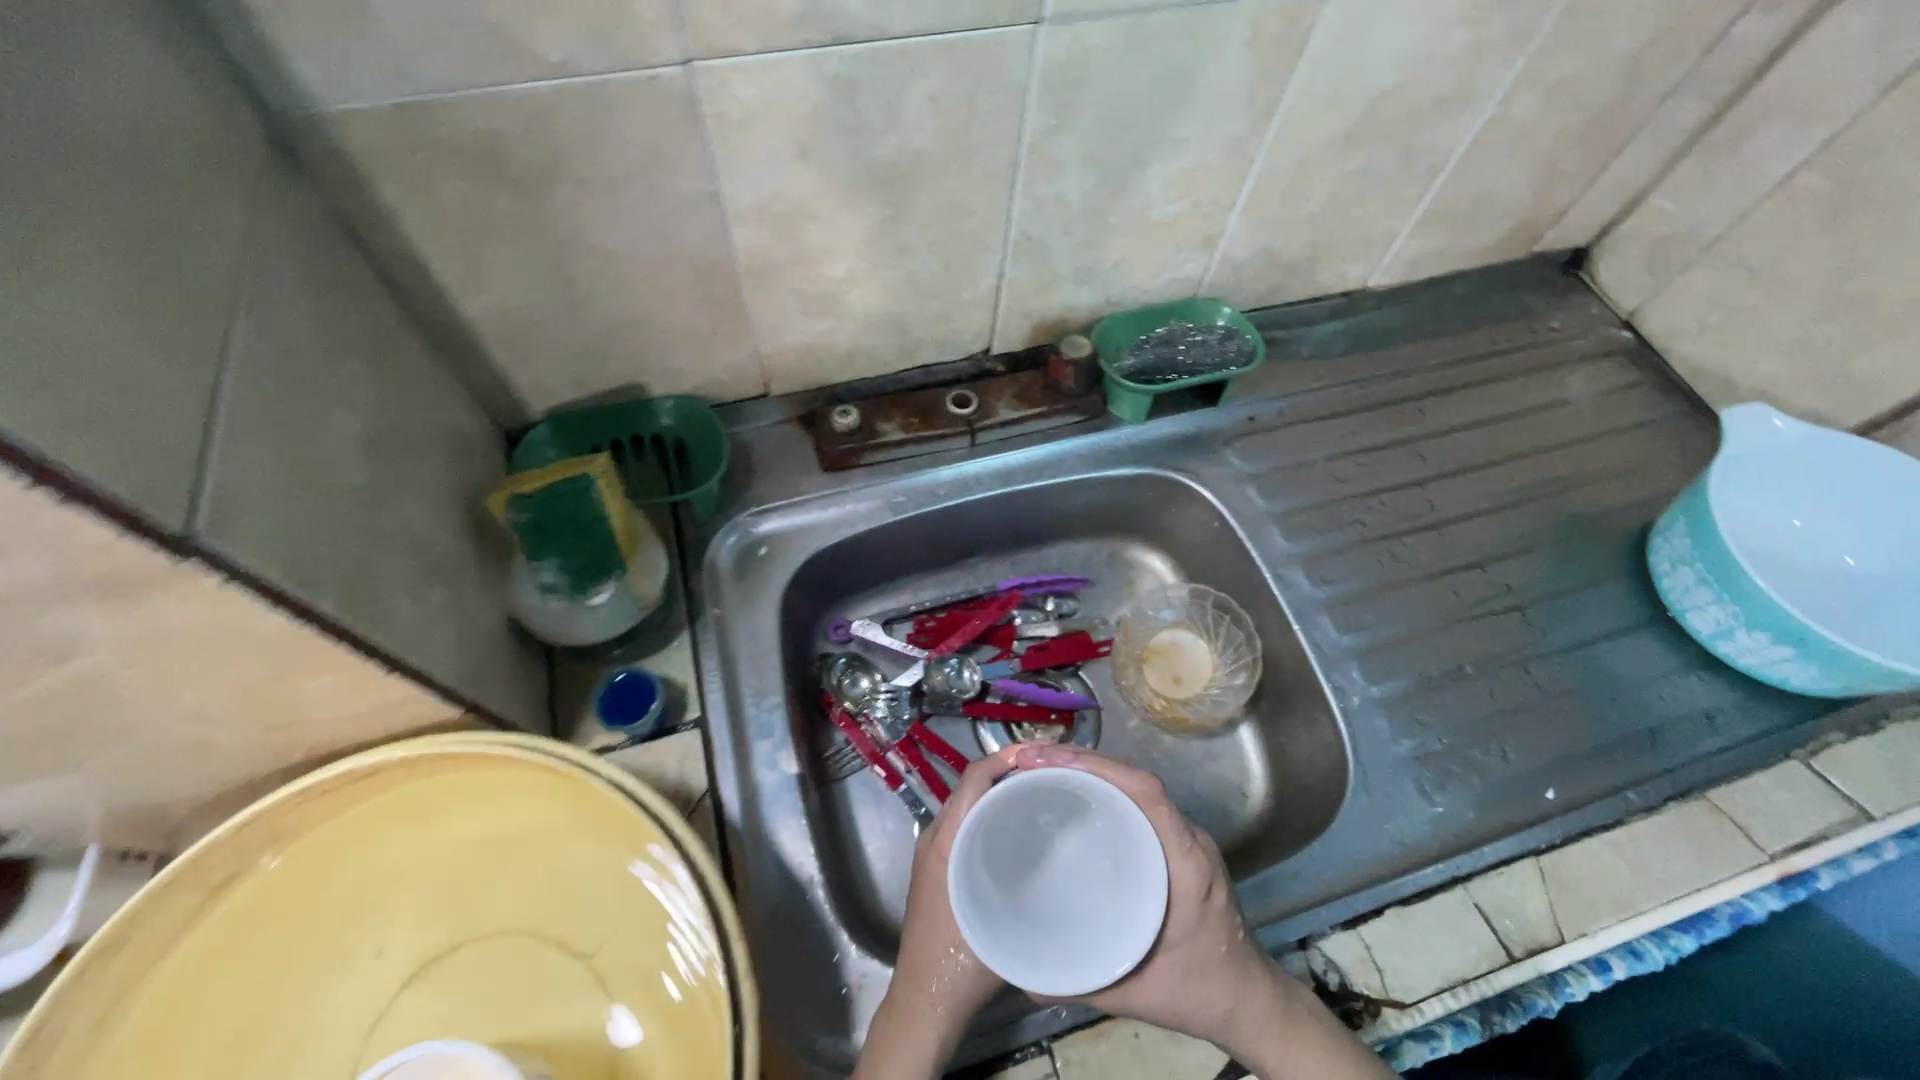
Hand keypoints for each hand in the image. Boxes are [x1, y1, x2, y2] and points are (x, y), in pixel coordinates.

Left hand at [855, 747, 1020, 1079]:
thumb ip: (1032, 886)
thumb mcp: (1004, 920)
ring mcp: (933, 853)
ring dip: (998, 795)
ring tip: (1042, 796)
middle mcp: (935, 837)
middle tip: (1051, 774)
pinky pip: (964, 827)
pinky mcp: (937, 869)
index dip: (1005, 758)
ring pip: (968, 807)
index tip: (1041, 753)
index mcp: (946, 839)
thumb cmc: (963, 961)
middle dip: (1007, 774)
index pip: (974, 778)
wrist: (926, 1000)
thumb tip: (1073, 858)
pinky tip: (1020, 833)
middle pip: (971, 788)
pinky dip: (988, 817)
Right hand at [1010, 743, 1281, 1052]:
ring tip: (1045, 772)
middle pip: (1138, 781)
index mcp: (1186, 862)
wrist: (1248, 1000)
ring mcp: (1187, 841)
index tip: (1049, 760)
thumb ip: (1078, 985)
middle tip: (1033, 762)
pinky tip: (1075, 802)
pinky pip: (1142, 806)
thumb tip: (1021, 976)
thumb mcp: (1133, 995)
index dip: (1098, 766)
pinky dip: (1107, 793)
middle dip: (1084, 762)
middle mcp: (1189, 840)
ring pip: (1139, 789)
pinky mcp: (1180, 848)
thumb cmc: (1197, 992)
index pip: (1147, 792)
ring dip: (1095, 773)